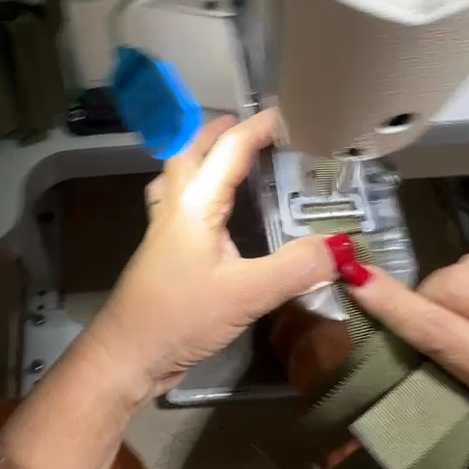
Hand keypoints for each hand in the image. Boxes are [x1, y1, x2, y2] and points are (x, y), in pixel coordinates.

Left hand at [82, 111, 335, 400]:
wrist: (128, 353)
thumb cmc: (181, 316)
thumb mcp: (246, 294)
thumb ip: (295, 268)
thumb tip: (340, 247)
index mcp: (196, 203)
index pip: (229, 149)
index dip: (259, 127)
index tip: (290, 115)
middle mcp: (176, 205)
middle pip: (190, 148)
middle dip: (219, 130)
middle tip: (254, 127)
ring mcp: (163, 227)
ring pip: (178, 173)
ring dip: (200, 154)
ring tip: (229, 154)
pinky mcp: (162, 249)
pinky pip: (176, 200)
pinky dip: (194, 187)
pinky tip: (209, 208)